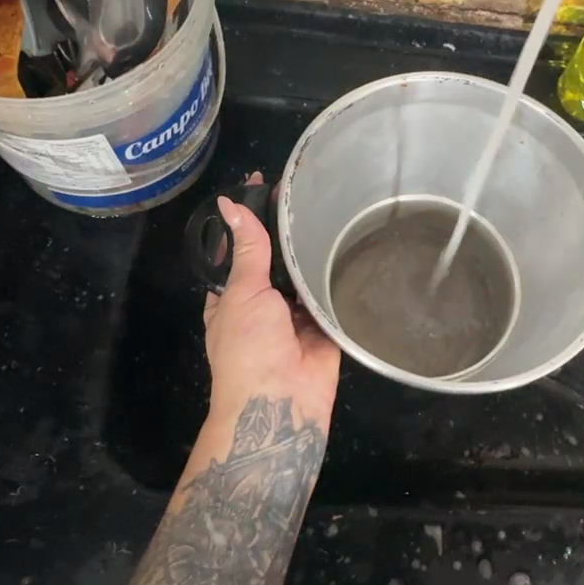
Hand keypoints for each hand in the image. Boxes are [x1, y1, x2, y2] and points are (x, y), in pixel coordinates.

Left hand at [202, 182, 340, 427]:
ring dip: (314, 251)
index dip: (249, 217)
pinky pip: (332, 294)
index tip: (262, 183)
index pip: (240, 246)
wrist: (281, 400)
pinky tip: (353, 244)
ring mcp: (297, 313)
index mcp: (232, 294)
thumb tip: (231, 204)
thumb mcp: (241, 292)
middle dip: (287, 233)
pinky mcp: (326, 324)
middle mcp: (265, 301)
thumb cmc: (248, 346)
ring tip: (334, 207)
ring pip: (305, 273)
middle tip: (308, 191)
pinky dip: (339, 275)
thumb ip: (247, 249)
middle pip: (276, 258)